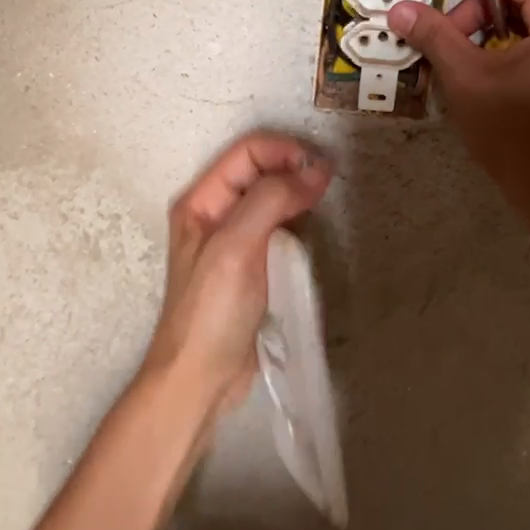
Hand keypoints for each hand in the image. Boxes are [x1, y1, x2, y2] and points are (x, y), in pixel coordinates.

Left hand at [143, 131, 331, 417]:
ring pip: (273, 198)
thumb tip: (316, 169)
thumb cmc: (211, 311)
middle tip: (329, 185)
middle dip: (295, 168)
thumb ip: (272, 200)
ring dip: (300, 195)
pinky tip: (313, 232)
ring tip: (324, 204)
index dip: (284, 152)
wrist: (201, 377)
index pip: (247, 153)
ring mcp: (234, 240)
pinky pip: (280, 229)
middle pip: (261, 170)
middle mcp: (216, 213)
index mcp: (201, 200)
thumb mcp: (236, 247)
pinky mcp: (253, 265)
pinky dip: (299, 223)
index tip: (321, 170)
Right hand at [390, 0, 529, 230]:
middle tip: (439, 39)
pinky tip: (477, 74)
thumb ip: (434, 36)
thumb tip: (400, 9)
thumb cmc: (518, 137)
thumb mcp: (468, 81)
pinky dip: (500, 47)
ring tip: (454, 63)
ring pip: (523, 16)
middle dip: (471, 8)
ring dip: (482, 30)